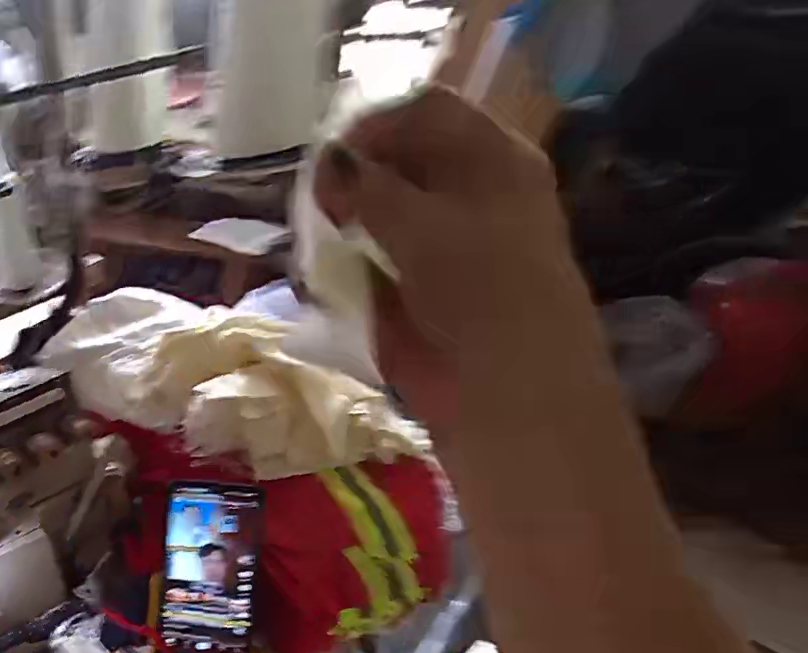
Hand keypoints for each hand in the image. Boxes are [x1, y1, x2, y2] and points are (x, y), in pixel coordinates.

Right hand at [311, 86, 595, 429]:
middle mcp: (455, 196)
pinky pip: (351, 262)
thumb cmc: (480, 293)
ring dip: (331, 228)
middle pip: (386, 165)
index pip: (422, 115)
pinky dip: (329, 267)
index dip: (372, 130)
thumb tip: (326, 162)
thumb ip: (372, 191)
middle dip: (345, 183)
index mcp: (485, 162)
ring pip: (361, 215)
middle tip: (315, 209)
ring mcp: (422, 244)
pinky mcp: (395, 287)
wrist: (493, 382)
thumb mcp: (426, 229)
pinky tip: (317, 280)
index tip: (325, 162)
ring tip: (314, 248)